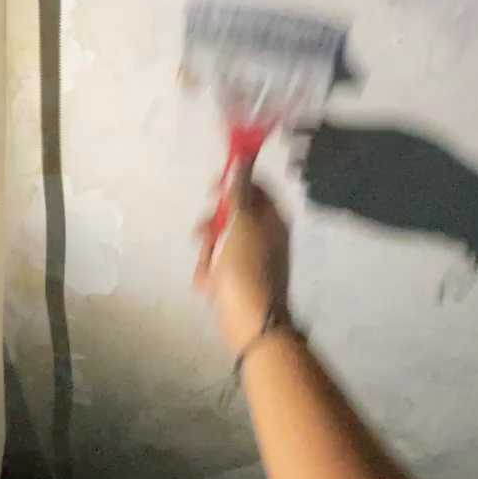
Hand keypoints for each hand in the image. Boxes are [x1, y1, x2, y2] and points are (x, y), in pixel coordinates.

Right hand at [194, 171, 290, 352]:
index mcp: (271, 219)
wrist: (250, 321)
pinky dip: (209, 272)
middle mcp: (263, 235)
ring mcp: (249, 258)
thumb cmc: (247, 267)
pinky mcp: (236, 279)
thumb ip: (238, 190)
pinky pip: (216, 264)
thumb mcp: (241, 222)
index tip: (214, 188)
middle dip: (213, 224)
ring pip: (218, 240)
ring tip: (208, 265)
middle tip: (205, 232)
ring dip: (207, 252)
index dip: (233, 183)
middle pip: (231, 214)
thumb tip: (242, 158)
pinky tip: (211, 284)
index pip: (254, 187)